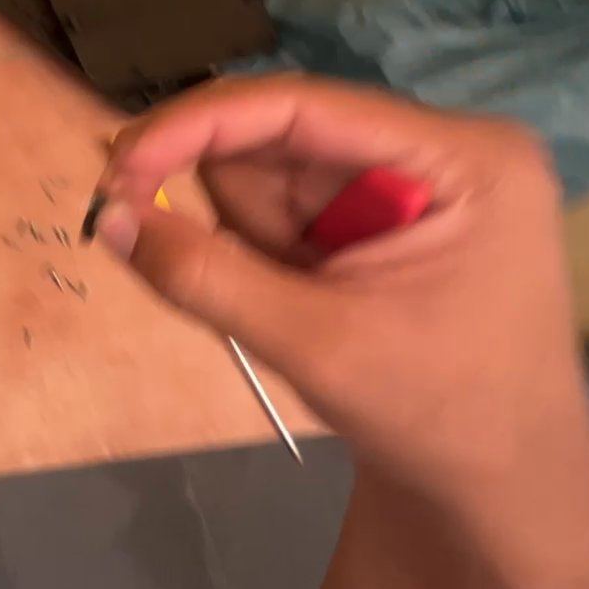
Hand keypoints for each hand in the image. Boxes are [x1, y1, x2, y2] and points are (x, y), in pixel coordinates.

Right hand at [90, 75, 588, 588]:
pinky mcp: (342, 207)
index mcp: (452, 158)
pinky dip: (231, 245)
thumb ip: (202, 276)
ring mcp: (377, 176)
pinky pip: (245, 200)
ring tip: (275, 301)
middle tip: (151, 238)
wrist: (485, 484)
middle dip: (208, 196)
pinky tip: (278, 292)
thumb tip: (103, 216)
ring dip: (224, 231)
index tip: (116, 171)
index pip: (291, 104)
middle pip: (256, 133)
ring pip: (239, 168)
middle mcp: (413, 147)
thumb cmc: (436, 414)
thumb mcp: (313, 345)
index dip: (190, 126)